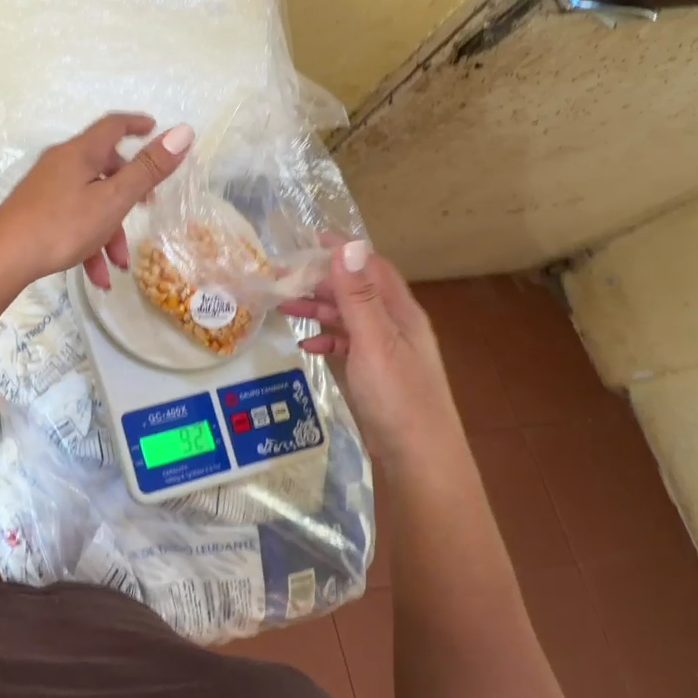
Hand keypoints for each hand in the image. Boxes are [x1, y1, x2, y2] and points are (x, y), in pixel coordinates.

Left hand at [0, 113, 193, 290]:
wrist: (2, 258)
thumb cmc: (61, 225)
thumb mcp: (113, 199)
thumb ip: (148, 169)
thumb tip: (183, 131)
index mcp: (80, 153)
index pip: (113, 126)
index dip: (137, 124)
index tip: (156, 129)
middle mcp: (60, 164)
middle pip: (103, 168)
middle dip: (129, 193)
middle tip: (147, 209)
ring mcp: (45, 190)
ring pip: (90, 203)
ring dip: (109, 233)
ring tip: (119, 265)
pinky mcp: (35, 213)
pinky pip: (71, 222)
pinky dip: (88, 245)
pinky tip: (97, 278)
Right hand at [277, 240, 461, 460]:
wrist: (417, 457)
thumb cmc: (398, 396)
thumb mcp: (374, 342)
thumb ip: (357, 297)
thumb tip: (345, 247)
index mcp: (400, 312)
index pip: (369, 266)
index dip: (341, 250)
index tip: (306, 239)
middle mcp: (393, 325)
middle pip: (354, 289)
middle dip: (319, 280)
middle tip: (280, 276)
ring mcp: (383, 350)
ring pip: (346, 316)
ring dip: (317, 308)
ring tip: (283, 307)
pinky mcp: (371, 372)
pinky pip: (344, 343)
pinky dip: (324, 338)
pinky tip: (307, 345)